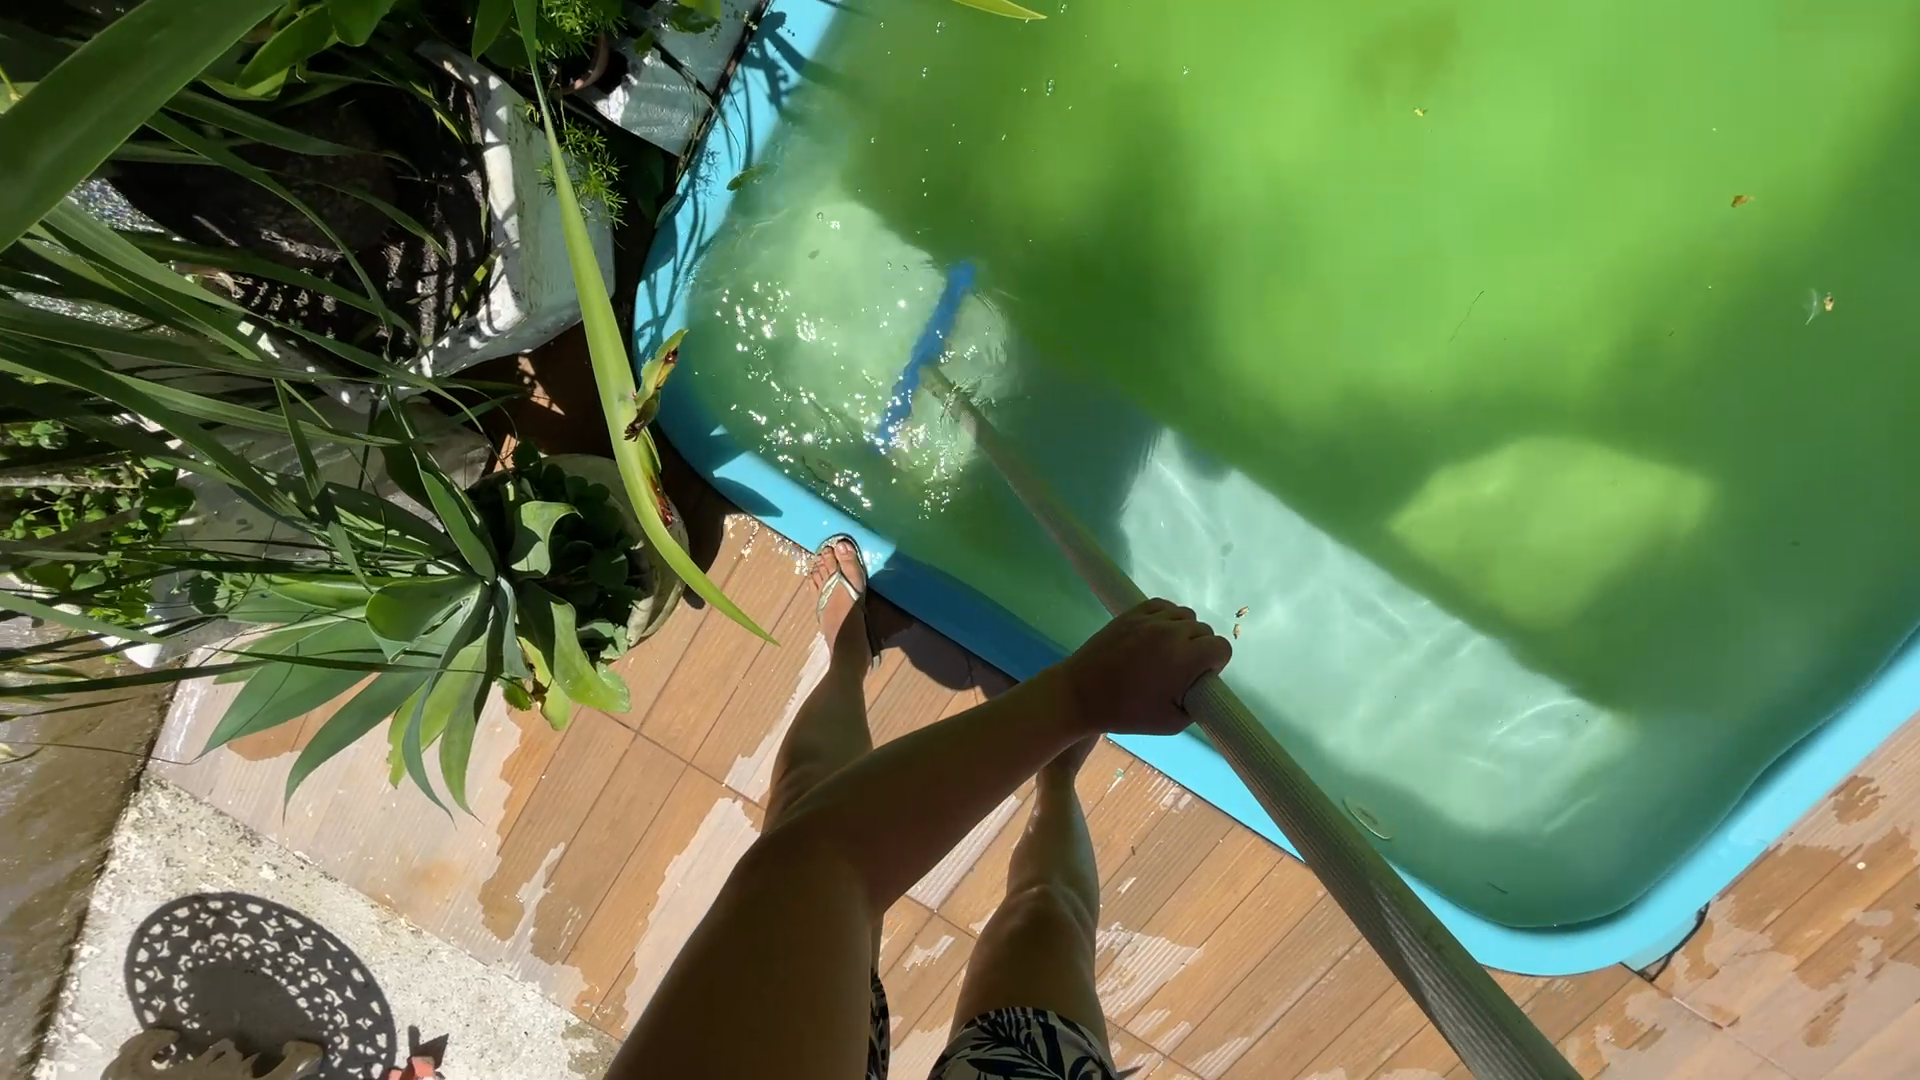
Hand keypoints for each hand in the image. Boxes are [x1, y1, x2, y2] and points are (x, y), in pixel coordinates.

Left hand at [1051, 599, 1231, 736]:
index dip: (1215, 663)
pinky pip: (1163, 605)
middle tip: (1180, 669)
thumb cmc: (1126, 712)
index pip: (1221, 647)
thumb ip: (1197, 704)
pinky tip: (1158, 634)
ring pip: (1185, 615)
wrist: (1080, 693)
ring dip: (1184, 632)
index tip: (1199, 676)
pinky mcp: (1131, 613)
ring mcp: (1149, 619)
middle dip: (1200, 649)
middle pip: (1204, 630)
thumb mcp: (1172, 723)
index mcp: (1184, 658)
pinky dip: (1166, 617)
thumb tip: (1203, 687)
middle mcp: (1171, 632)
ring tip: (1167, 651)